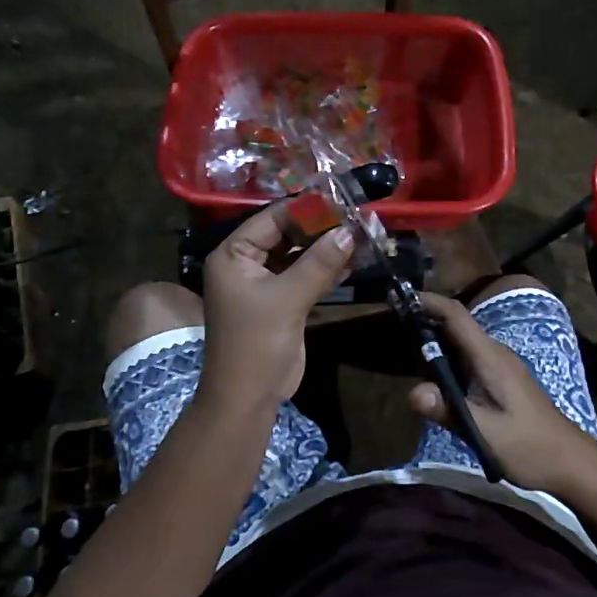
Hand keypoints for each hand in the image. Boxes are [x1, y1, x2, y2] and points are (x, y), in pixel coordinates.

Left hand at [201, 203, 356, 406]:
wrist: (248, 398)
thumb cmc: (256, 344)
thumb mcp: (287, 299)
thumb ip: (318, 263)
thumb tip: (350, 231)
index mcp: (233, 255)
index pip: (271, 219)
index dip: (306, 208)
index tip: (342, 198)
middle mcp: (247, 263)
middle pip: (287, 235)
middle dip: (321, 227)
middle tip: (357, 214)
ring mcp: (265, 284)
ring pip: (300, 256)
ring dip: (328, 247)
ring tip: (363, 232)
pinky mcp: (284, 302)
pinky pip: (306, 276)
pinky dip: (328, 268)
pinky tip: (355, 258)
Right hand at [407, 292, 596, 492]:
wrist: (570, 463)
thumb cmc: (530, 446)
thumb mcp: (485, 432)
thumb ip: (449, 410)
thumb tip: (412, 393)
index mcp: (490, 358)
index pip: (456, 316)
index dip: (429, 302)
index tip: (402, 298)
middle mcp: (495, 354)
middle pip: (457, 325)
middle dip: (426, 320)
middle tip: (393, 326)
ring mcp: (501, 366)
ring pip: (462, 343)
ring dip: (436, 342)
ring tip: (405, 348)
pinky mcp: (502, 380)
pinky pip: (469, 358)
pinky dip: (447, 359)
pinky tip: (434, 377)